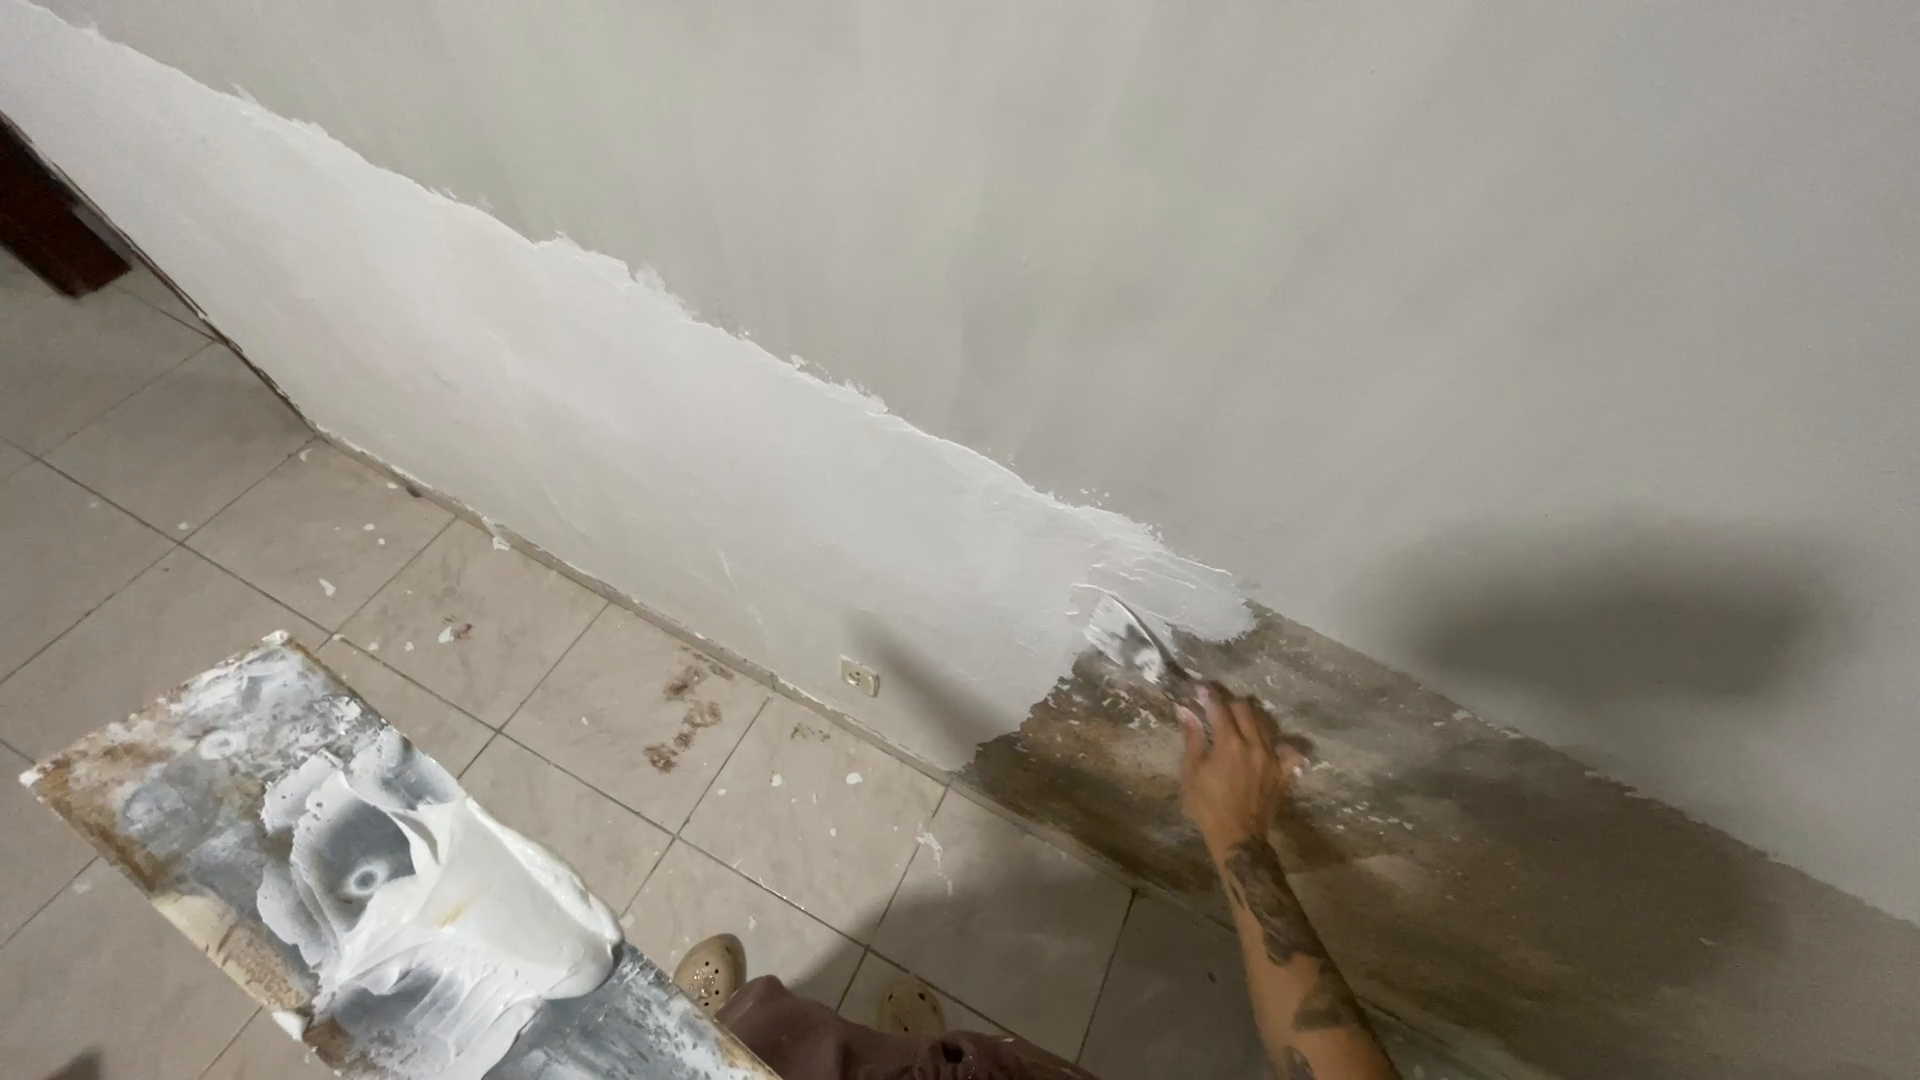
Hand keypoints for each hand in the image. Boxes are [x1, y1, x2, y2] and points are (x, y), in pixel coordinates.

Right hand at [1176, 685, 1305, 854]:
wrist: (1237, 837)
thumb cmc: (1207, 805)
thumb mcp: (1191, 772)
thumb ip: (1192, 738)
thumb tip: (1185, 710)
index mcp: (1229, 744)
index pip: (1220, 709)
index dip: (1209, 697)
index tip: (1201, 690)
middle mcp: (1254, 745)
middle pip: (1246, 710)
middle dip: (1230, 704)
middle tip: (1218, 708)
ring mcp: (1273, 758)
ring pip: (1266, 723)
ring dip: (1252, 717)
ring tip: (1240, 722)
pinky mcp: (1284, 772)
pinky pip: (1289, 750)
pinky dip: (1281, 744)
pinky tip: (1270, 746)